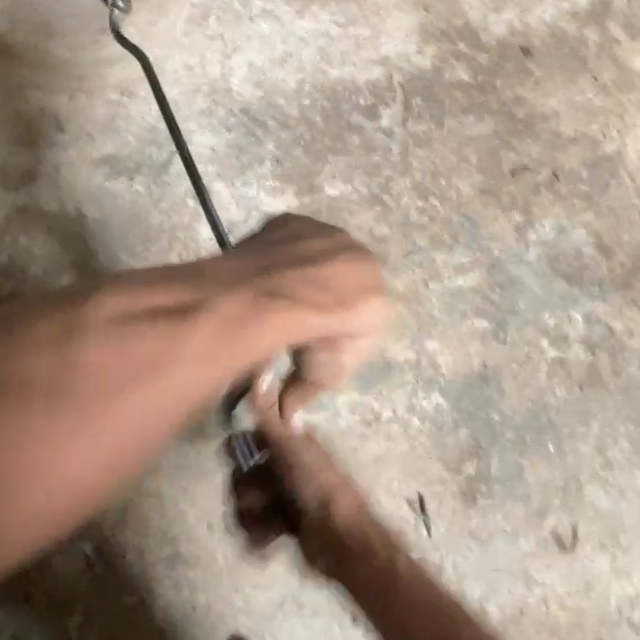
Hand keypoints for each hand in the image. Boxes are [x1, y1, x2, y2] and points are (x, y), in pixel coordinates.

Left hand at [223, 215, 388, 415]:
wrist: (289, 293)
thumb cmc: (321, 336)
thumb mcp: (325, 373)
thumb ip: (308, 391)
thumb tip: (287, 419)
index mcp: (378, 290)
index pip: (360, 308)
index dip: (336, 324)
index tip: (313, 336)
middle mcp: (358, 253)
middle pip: (339, 274)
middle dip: (321, 292)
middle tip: (293, 315)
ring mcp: (324, 230)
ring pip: (313, 251)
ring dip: (299, 267)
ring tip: (272, 291)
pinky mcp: (292, 219)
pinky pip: (286, 237)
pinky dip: (277, 251)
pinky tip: (261, 267)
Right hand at [229, 386, 377, 580]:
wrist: (343, 537)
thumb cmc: (318, 485)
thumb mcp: (292, 445)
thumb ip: (267, 415)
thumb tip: (259, 371)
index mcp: (285, 446)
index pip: (243, 443)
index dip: (239, 455)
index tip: (245, 463)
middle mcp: (280, 469)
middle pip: (237, 477)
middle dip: (247, 492)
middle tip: (264, 499)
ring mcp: (279, 500)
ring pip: (241, 505)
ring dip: (252, 518)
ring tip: (271, 526)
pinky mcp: (279, 529)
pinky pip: (250, 530)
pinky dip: (257, 537)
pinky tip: (269, 543)